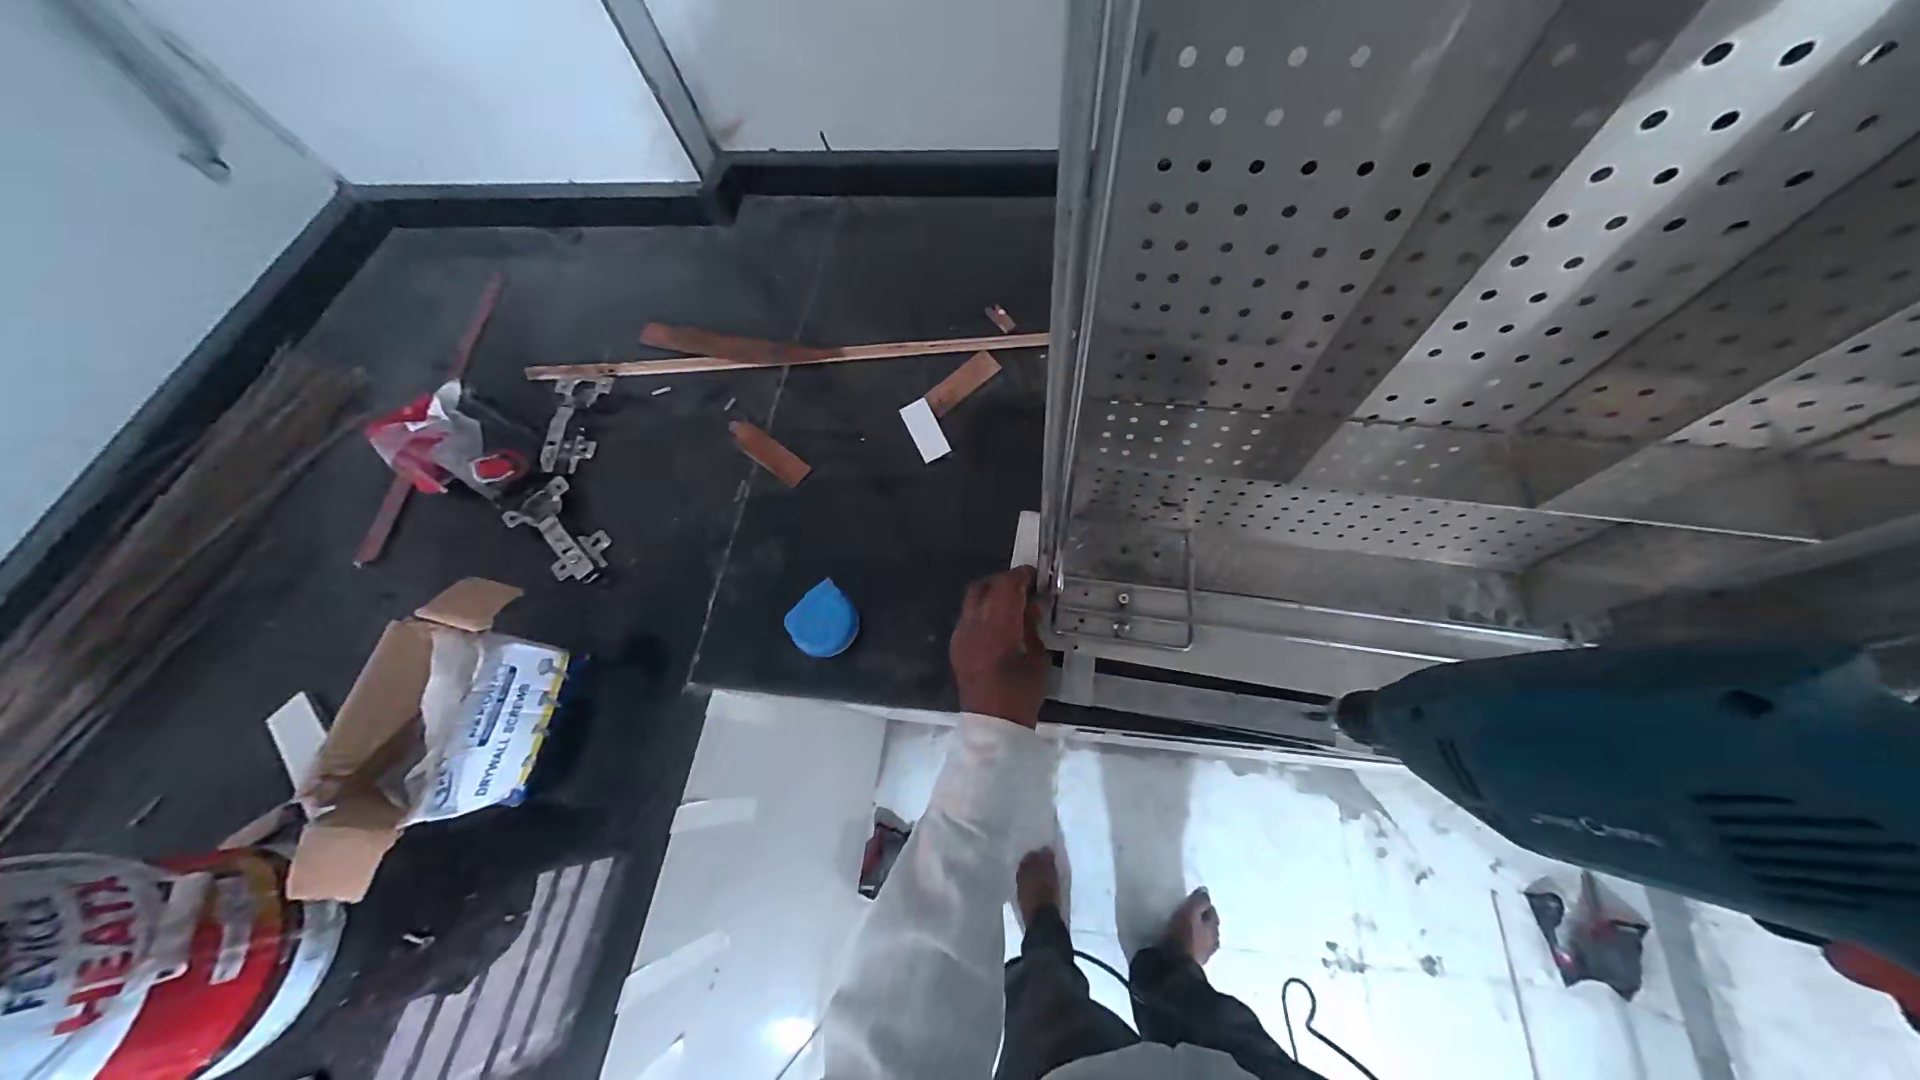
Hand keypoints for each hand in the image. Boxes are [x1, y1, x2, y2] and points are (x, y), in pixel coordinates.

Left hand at [949, 567, 1049, 727]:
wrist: (992, 724)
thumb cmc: (1021, 694)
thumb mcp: (1037, 658)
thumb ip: (1031, 628)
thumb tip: (1030, 608)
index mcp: (996, 628)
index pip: (1006, 587)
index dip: (1020, 576)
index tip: (1034, 575)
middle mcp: (973, 625)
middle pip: (984, 586)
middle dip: (1004, 581)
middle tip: (1023, 587)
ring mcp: (960, 634)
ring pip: (972, 599)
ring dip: (991, 594)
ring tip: (1011, 603)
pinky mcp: (955, 645)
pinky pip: (968, 616)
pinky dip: (983, 610)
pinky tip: (998, 623)